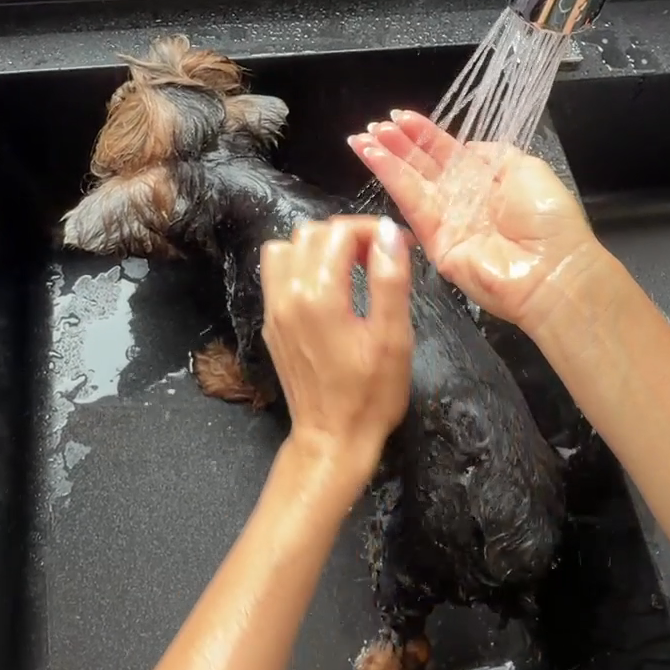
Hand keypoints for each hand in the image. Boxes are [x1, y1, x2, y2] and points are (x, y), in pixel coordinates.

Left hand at [259, 217, 413, 481]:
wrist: (332, 439)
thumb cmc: (371, 394)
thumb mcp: (393, 338)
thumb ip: (390, 279)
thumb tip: (387, 232)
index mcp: (319, 296)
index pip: (338, 232)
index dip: (372, 230)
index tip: (398, 246)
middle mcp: (288, 295)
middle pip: (310, 233)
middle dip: (347, 235)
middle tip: (378, 257)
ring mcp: (274, 310)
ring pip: (286, 248)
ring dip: (319, 246)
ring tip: (350, 267)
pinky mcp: (272, 324)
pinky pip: (277, 274)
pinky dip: (301, 265)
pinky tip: (328, 287)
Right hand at [349, 110, 599, 334]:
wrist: (552, 270)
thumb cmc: (548, 219)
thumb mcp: (527, 169)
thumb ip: (494, 153)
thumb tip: (467, 146)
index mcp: (486, 180)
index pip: (448, 152)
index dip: (424, 135)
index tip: (401, 117)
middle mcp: (463, 199)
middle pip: (424, 166)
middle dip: (398, 145)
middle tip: (374, 126)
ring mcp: (447, 221)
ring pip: (410, 182)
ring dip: (385, 159)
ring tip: (362, 138)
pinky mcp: (435, 241)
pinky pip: (410, 203)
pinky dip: (390, 178)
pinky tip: (374, 157)